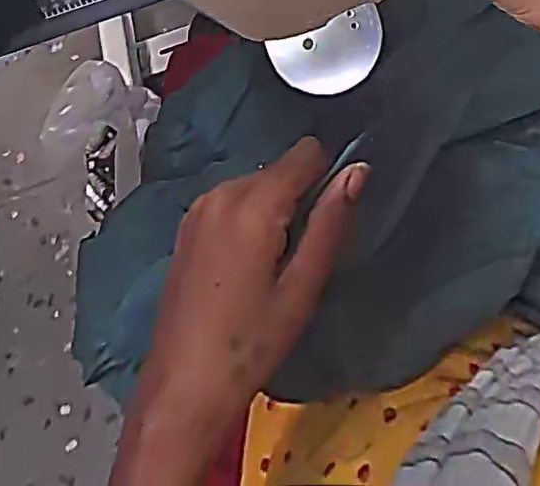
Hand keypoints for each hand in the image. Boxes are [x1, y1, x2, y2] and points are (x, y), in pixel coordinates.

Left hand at [113, 138, 367, 485]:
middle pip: (280, 168)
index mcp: (252, 204)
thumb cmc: (250, 344)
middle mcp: (221, 191)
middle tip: (299, 255)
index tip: (329, 215)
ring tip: (271, 266)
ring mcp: (199, 205)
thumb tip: (357, 171)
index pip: (305, 152)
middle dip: (298, 197)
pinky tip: (245, 265)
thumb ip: (330, 222)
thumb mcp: (301, 288)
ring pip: (257, 182)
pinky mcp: (187, 222)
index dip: (326, 175)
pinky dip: (249, 216)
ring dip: (274, 208)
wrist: (181, 389)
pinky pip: (233, 199)